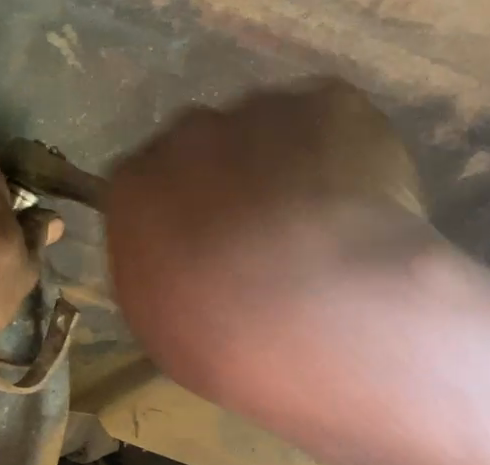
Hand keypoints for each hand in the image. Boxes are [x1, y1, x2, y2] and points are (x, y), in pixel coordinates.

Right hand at [103, 79, 431, 401]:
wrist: (308, 310)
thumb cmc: (216, 336)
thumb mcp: (157, 318)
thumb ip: (157, 266)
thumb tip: (180, 255)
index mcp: (133, 190)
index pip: (143, 185)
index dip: (175, 212)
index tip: (197, 244)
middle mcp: (187, 135)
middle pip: (202, 146)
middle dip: (225, 180)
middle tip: (257, 236)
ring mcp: (259, 112)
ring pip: (269, 130)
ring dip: (284, 164)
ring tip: (313, 225)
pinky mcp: (331, 103)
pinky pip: (332, 123)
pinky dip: (342, 154)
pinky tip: (357, 205)